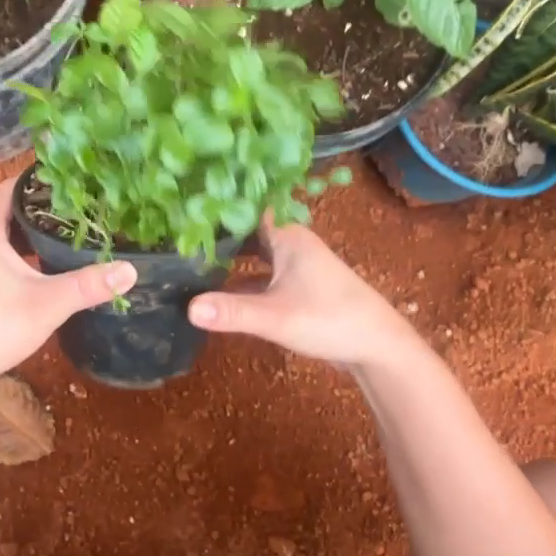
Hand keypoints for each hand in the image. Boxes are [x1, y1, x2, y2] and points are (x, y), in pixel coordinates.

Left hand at [0, 176, 136, 385]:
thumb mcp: (49, 302)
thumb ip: (88, 284)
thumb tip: (130, 270)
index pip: (8, 189)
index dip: (35, 180)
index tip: (66, 178)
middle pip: (7, 209)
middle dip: (38, 204)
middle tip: (75, 202)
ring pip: (3, 233)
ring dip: (29, 228)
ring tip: (66, 226)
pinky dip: (21, 249)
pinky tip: (46, 260)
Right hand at [187, 214, 421, 369]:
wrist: (378, 347)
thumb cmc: (329, 319)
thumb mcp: (275, 317)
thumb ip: (232, 312)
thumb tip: (188, 308)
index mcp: (287, 237)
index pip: (246, 211)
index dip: (216, 209)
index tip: (182, 210)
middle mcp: (292, 244)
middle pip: (247, 232)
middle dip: (217, 235)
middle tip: (177, 238)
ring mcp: (297, 266)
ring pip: (255, 255)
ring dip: (229, 259)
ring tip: (189, 262)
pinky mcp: (299, 288)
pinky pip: (262, 275)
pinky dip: (241, 281)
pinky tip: (218, 294)